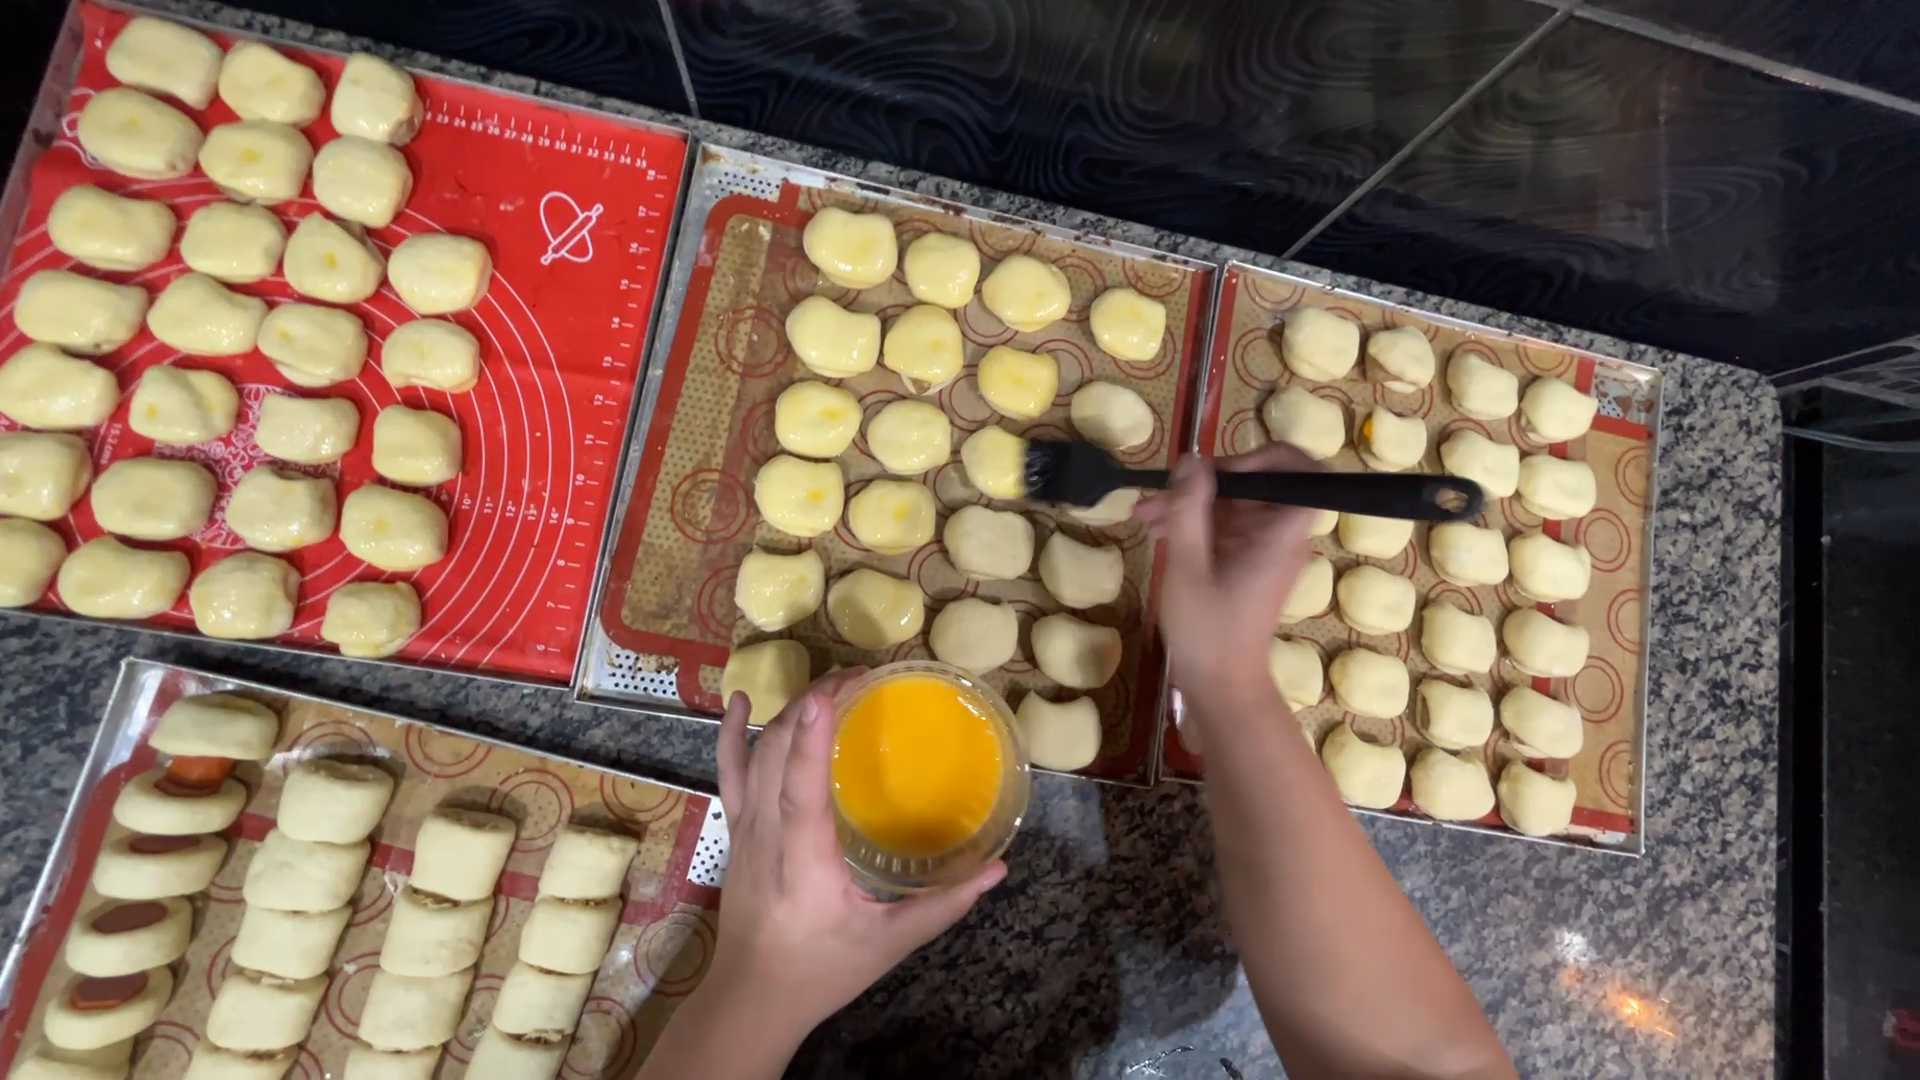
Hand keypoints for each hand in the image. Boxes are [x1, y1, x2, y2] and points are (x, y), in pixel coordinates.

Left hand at [701, 669, 1007, 1039]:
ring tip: (829, 685)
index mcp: (803, 861)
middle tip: (860, 678)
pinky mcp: (736, 829)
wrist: (750, 999)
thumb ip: (944, 907)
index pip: (800, 792)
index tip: (829, 693)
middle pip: (779, 754)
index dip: (812, 741)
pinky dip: (730, 734)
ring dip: (791, 713)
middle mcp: (766, 835)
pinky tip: (737, 701)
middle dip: (814, 704)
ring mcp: (745, 828)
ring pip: (758, 755)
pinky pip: (728, 773)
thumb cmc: (821, 970)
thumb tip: (998, 869)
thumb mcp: (889, 945)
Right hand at [1134, 444, 1318, 694]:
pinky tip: (1156, 533)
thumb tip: (1192, 459)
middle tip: (1158, 494)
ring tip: (1144, 516)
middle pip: (1255, 485)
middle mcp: (1279, 535)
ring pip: (1232, 505)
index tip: (1224, 471)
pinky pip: (1223, 527)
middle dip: (1204, 483)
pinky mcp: (1244, 562)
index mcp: (1281, 534)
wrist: (1219, 684)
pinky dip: (1192, 524)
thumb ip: (1189, 508)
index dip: (1267, 458)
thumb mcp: (1188, 565)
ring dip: (1189, 504)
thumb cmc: (1207, 629)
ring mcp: (1261, 549)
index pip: (1305, 473)